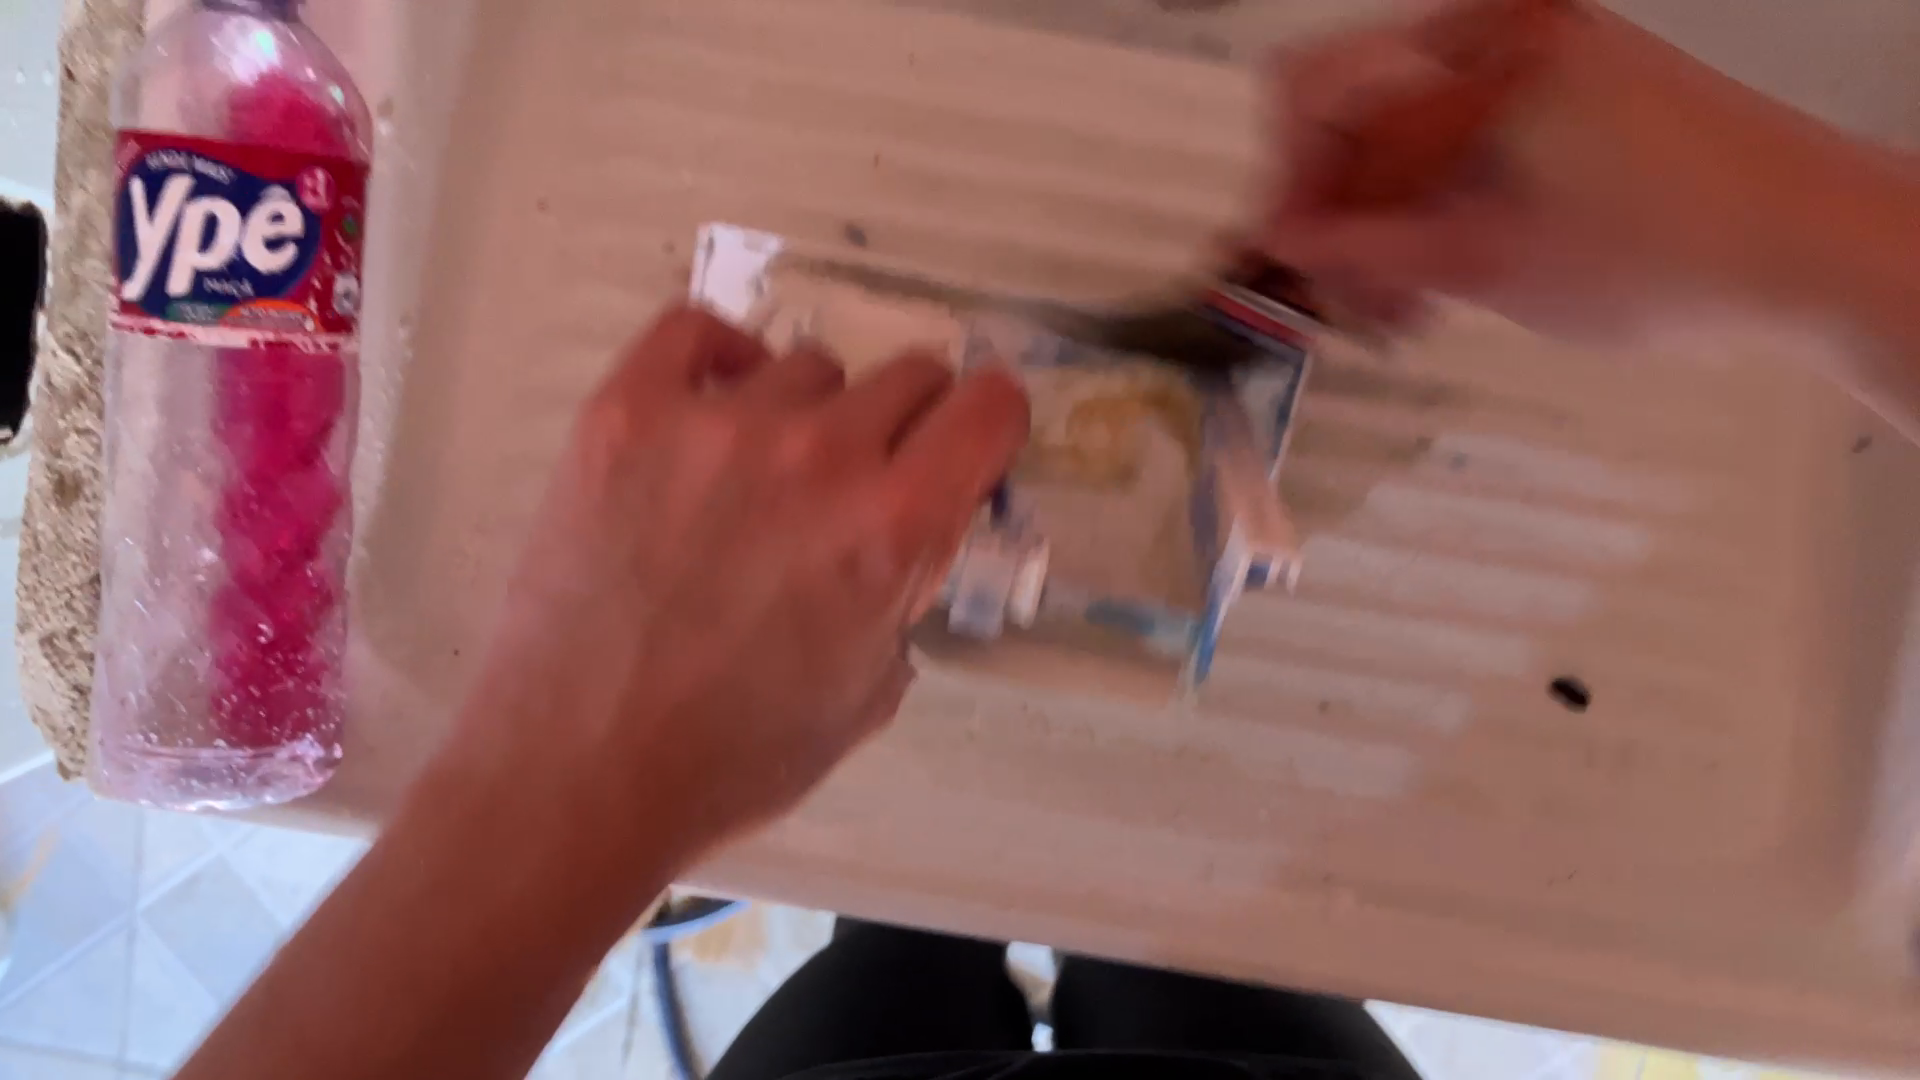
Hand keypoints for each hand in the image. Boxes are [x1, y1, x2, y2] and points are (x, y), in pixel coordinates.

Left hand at [461, 305, 1027, 860]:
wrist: (580, 773)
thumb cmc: (741, 755)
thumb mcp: (874, 686)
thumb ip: (910, 584)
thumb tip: (911, 524)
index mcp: (894, 527)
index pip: (989, 410)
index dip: (992, 425)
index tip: (968, 450)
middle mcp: (821, 456)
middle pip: (911, 373)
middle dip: (913, 422)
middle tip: (871, 476)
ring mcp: (718, 424)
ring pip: (810, 365)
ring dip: (815, 414)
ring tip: (767, 476)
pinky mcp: (625, 414)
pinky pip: (695, 331)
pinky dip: (722, 359)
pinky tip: (715, 408)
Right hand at [1262, 0, 1842, 339]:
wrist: (1815, 255)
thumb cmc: (1659, 257)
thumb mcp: (1477, 262)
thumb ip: (1358, 247)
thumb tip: (1269, 242)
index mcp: (1484, 52)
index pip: (1315, 91)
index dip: (1283, 178)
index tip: (1286, 252)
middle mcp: (1498, 35)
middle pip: (1347, 119)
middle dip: (1331, 215)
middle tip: (1340, 296)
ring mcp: (1525, 62)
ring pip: (1388, 144)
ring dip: (1372, 229)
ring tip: (1392, 306)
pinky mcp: (1544, 98)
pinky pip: (1438, 149)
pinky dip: (1417, 216)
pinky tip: (1429, 279)